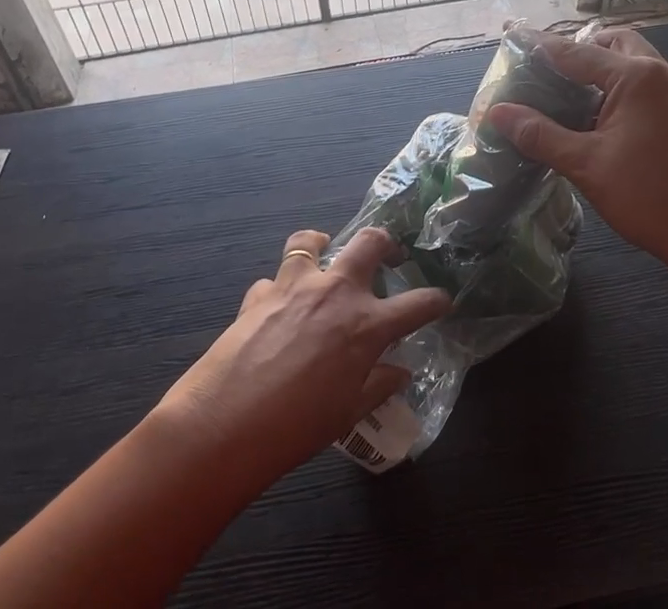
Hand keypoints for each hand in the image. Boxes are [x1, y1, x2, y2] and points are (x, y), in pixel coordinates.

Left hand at [155, 228, 450, 481]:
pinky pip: (272, 280)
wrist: (226, 424)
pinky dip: (279, 289)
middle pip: (369, 243)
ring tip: (323, 252)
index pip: (418, 303)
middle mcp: (335, 293)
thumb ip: (378, 385)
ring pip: (310, 241)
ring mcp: (293, 288)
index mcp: (367, 325)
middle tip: (388, 254)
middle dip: (386, 243)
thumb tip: (398, 372)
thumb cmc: (298, 427)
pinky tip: (277, 308)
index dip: (436, 301)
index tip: (441, 301)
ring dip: (321, 244)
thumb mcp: (349, 412)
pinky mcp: (257, 296)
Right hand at [487, 28, 667, 268]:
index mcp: (636, 77)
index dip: (539, 46)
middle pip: (613, 45)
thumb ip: (540, 134)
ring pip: (632, 64)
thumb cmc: (648, 196)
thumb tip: (497, 113)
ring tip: (565, 95)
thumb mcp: (585, 164)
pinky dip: (617, 89)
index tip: (510, 38)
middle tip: (547, 72)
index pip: (576, 51)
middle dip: (579, 51)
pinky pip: (644, 86)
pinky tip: (595, 120)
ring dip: (601, 70)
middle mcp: (660, 74)